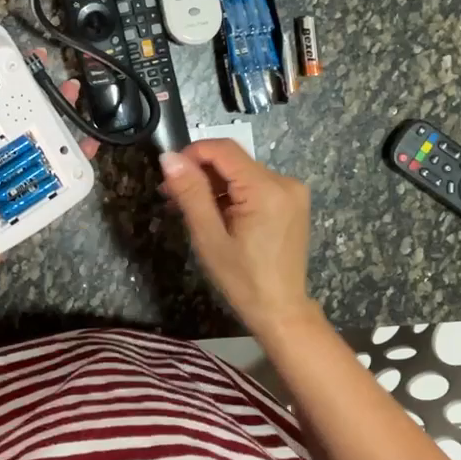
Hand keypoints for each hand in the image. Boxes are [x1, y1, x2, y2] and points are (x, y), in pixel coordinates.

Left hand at [0, 74, 96, 306]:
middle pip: (7, 118)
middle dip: (29, 92)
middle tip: (46, 67)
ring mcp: (5, 177)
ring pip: (33, 140)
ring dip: (55, 116)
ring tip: (72, 93)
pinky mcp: (24, 200)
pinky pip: (49, 177)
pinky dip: (69, 161)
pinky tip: (87, 145)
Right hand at [160, 139, 313, 332]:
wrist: (281, 310)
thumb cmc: (242, 279)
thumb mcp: (209, 236)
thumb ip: (190, 192)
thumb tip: (168, 157)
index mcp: (266, 189)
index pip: (223, 149)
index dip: (192, 154)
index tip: (169, 175)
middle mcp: (285, 182)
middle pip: (232, 160)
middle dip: (200, 172)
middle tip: (172, 197)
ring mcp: (292, 192)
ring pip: (241, 172)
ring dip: (214, 184)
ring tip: (190, 209)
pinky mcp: (291, 202)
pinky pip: (254, 184)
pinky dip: (231, 193)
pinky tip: (216, 214)